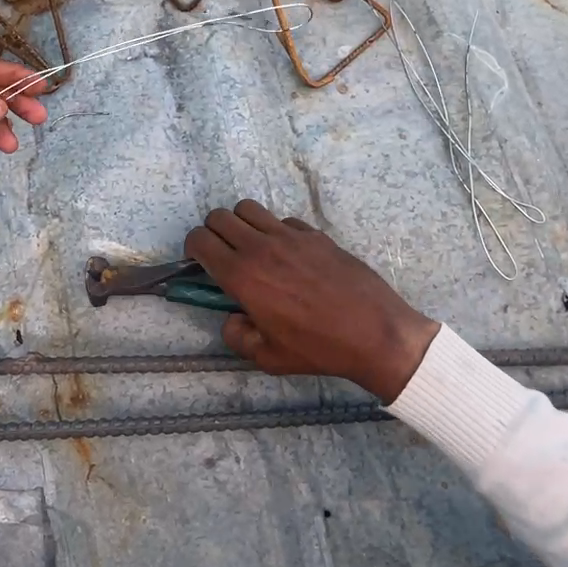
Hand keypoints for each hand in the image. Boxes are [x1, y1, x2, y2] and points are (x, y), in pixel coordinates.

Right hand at [185, 200, 438, 401]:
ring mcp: (288, 236)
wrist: (375, 334)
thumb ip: (236, 336)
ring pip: (247, 208)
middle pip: (218, 216)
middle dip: (213, 232)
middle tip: (223, 254)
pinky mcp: (313, 233)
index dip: (192, 248)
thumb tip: (231, 317)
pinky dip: (275, 231)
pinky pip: (282, 220)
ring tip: (251, 246)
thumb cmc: (318, 348)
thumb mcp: (267, 357)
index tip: (200, 262)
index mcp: (241, 276)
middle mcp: (259, 247)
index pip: (199, 240)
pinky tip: (288, 254)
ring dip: (240, 224)